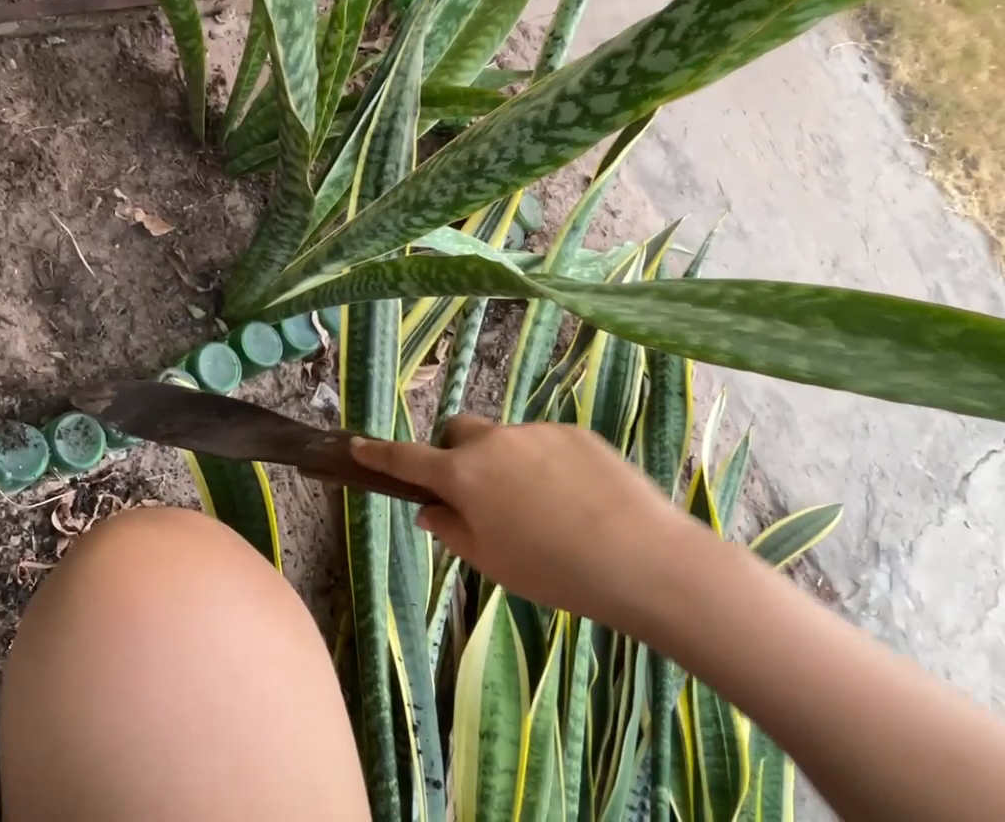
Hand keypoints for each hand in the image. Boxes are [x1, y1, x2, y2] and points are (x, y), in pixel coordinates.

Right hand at [350, 416, 705, 629]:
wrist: (648, 563)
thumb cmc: (555, 572)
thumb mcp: (491, 563)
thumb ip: (452, 530)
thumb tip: (432, 510)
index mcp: (462, 476)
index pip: (405, 459)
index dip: (377, 454)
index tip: (356, 446)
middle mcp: (491, 444)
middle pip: (456, 432)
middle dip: (454, 452)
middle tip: (475, 491)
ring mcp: (535, 433)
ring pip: (505, 441)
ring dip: (507, 464)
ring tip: (546, 510)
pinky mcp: (576, 433)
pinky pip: (545, 443)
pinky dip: (547, 465)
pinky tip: (579, 502)